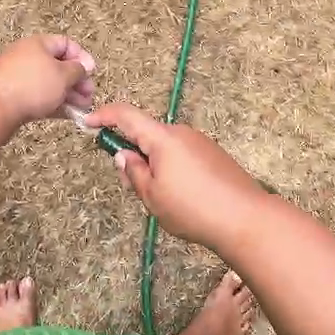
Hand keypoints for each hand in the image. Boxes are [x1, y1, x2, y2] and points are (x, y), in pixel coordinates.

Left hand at [0, 35, 96, 123]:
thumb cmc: (32, 86)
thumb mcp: (63, 75)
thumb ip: (77, 70)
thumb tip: (82, 67)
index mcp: (39, 44)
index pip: (65, 44)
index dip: (82, 57)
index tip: (92, 72)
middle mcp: (28, 57)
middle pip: (58, 65)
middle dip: (77, 80)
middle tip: (88, 95)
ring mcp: (19, 77)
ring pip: (50, 83)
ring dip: (68, 94)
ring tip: (81, 109)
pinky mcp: (14, 96)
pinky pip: (39, 96)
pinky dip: (54, 103)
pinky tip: (67, 114)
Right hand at [86, 103, 268, 249]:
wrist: (247, 219)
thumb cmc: (193, 209)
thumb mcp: (153, 196)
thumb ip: (133, 172)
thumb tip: (124, 154)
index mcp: (162, 138)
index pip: (126, 115)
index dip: (104, 116)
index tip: (87, 122)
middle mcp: (181, 133)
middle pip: (148, 135)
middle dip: (134, 153)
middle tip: (135, 185)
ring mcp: (201, 143)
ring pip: (166, 148)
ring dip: (155, 165)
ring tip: (164, 201)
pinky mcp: (214, 155)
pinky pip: (183, 156)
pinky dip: (173, 170)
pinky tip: (184, 200)